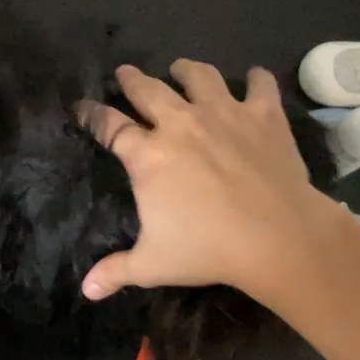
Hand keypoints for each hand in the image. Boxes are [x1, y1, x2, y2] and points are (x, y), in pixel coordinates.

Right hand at [78, 61, 343, 302]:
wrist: (276, 236)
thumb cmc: (206, 249)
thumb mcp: (151, 265)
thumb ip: (116, 271)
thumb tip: (87, 290)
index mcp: (147, 156)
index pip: (111, 126)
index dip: (93, 115)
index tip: (83, 107)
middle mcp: (180, 124)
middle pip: (149, 91)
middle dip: (132, 80)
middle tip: (125, 73)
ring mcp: (224, 114)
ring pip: (200, 77)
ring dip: (186, 70)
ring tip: (181, 68)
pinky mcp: (263, 116)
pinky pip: (259, 85)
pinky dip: (255, 78)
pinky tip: (254, 76)